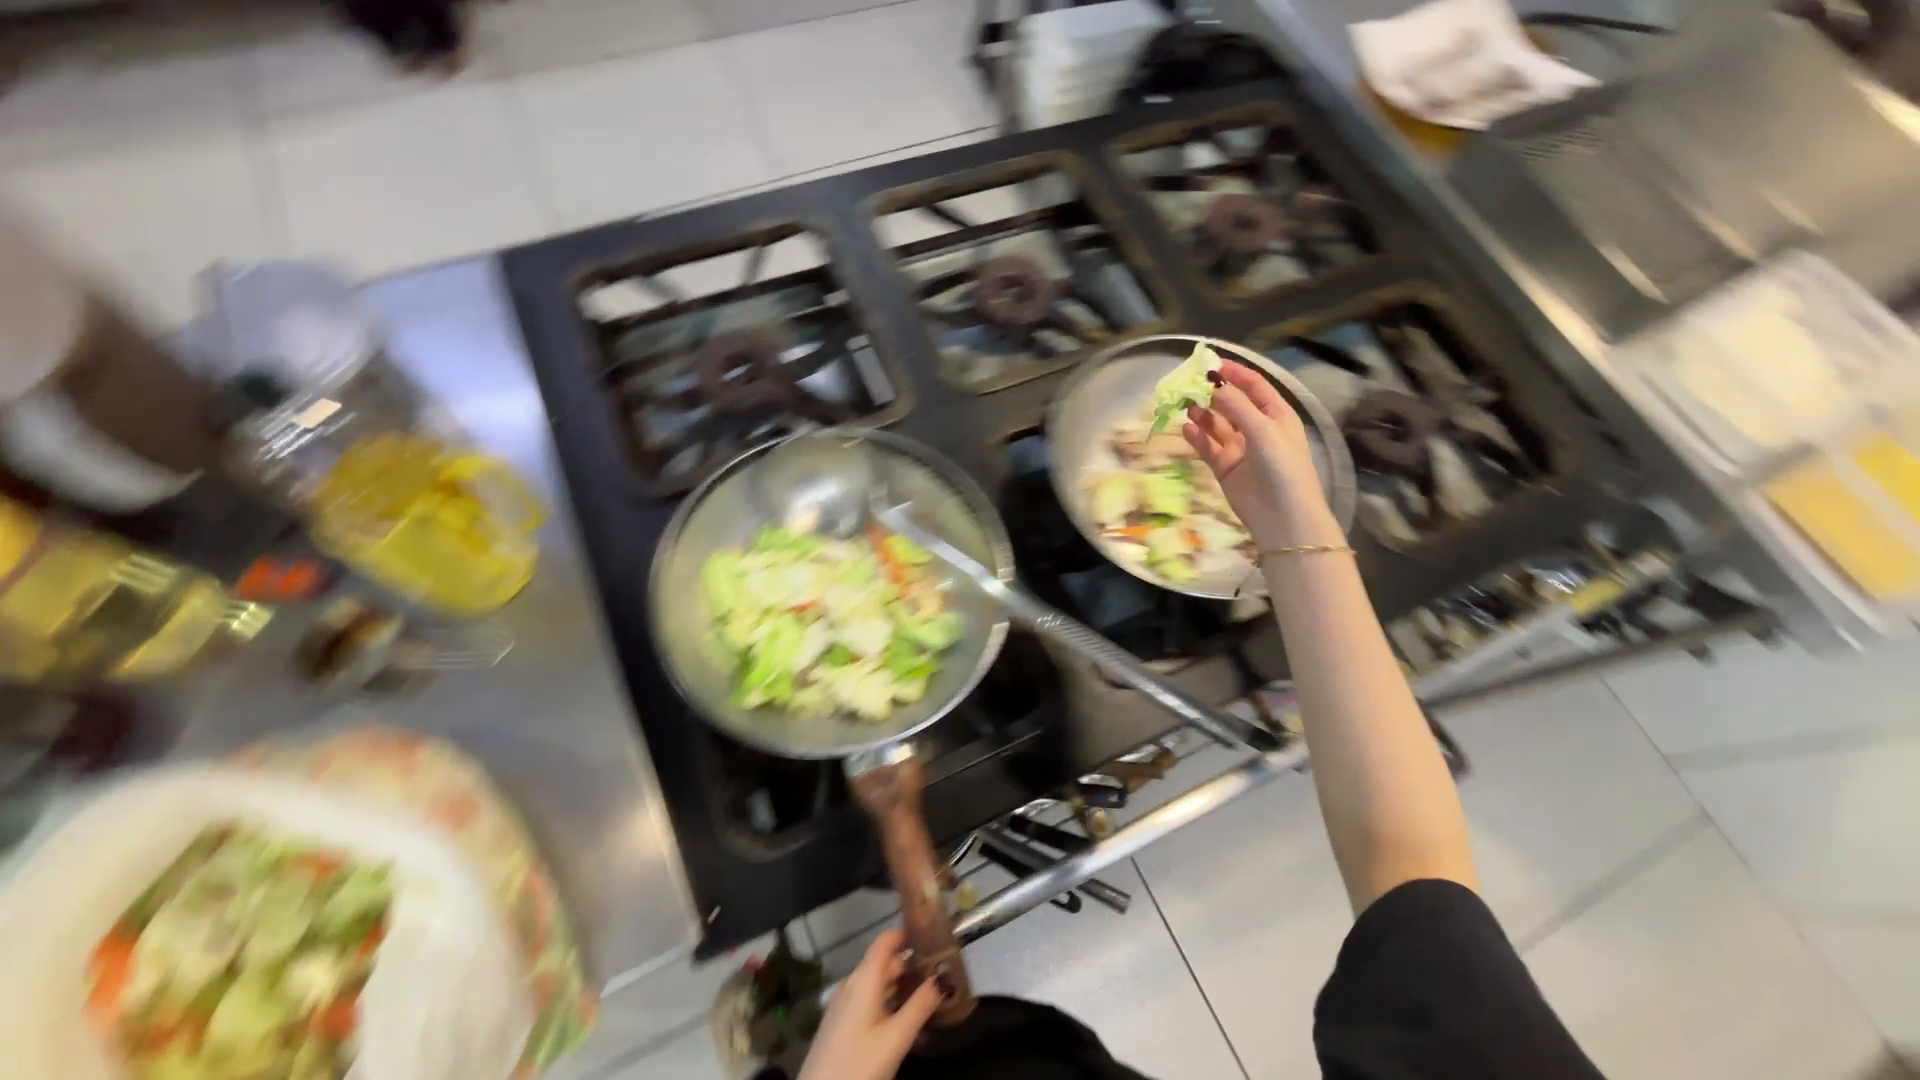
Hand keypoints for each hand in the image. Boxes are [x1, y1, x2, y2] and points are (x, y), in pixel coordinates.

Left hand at [799, 929, 944, 1079]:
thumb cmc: (859, 1063)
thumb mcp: (896, 1038)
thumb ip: (920, 1006)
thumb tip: (942, 978)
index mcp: (864, 979)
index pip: (886, 941)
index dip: (908, 933)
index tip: (933, 935)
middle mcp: (852, 984)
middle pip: (884, 963)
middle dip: (912, 966)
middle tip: (942, 974)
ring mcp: (843, 1004)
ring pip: (877, 985)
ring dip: (902, 988)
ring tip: (929, 999)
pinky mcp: (840, 1023)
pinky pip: (868, 1002)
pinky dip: (889, 1003)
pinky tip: (904, 1022)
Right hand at [1183, 361, 1338, 547]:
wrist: (1282, 515)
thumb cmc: (1281, 466)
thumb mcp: (1263, 430)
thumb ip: (1237, 406)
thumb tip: (1215, 384)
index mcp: (1276, 415)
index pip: (1254, 386)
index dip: (1235, 373)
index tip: (1210, 363)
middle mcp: (1257, 428)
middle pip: (1232, 403)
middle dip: (1212, 393)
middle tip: (1188, 384)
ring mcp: (1240, 448)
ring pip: (1217, 425)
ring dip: (1203, 414)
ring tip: (1186, 406)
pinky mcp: (1225, 467)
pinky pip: (1208, 447)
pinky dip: (1197, 438)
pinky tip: (1186, 429)